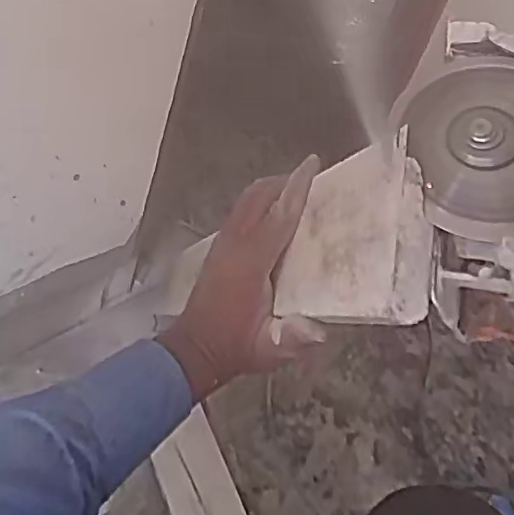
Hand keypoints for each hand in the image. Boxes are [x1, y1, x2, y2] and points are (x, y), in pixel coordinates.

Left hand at [157, 155, 325, 399]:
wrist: (195, 347)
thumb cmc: (234, 345)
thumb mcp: (268, 349)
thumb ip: (293, 338)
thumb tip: (319, 330)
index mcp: (251, 262)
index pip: (278, 216)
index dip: (296, 189)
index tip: (310, 165)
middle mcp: (235, 244)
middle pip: (259, 197)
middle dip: (283, 181)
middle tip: (309, 178)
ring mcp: (223, 242)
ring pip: (246, 201)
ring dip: (270, 189)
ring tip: (293, 190)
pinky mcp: (218, 247)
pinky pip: (241, 211)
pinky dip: (258, 201)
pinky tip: (272, 212)